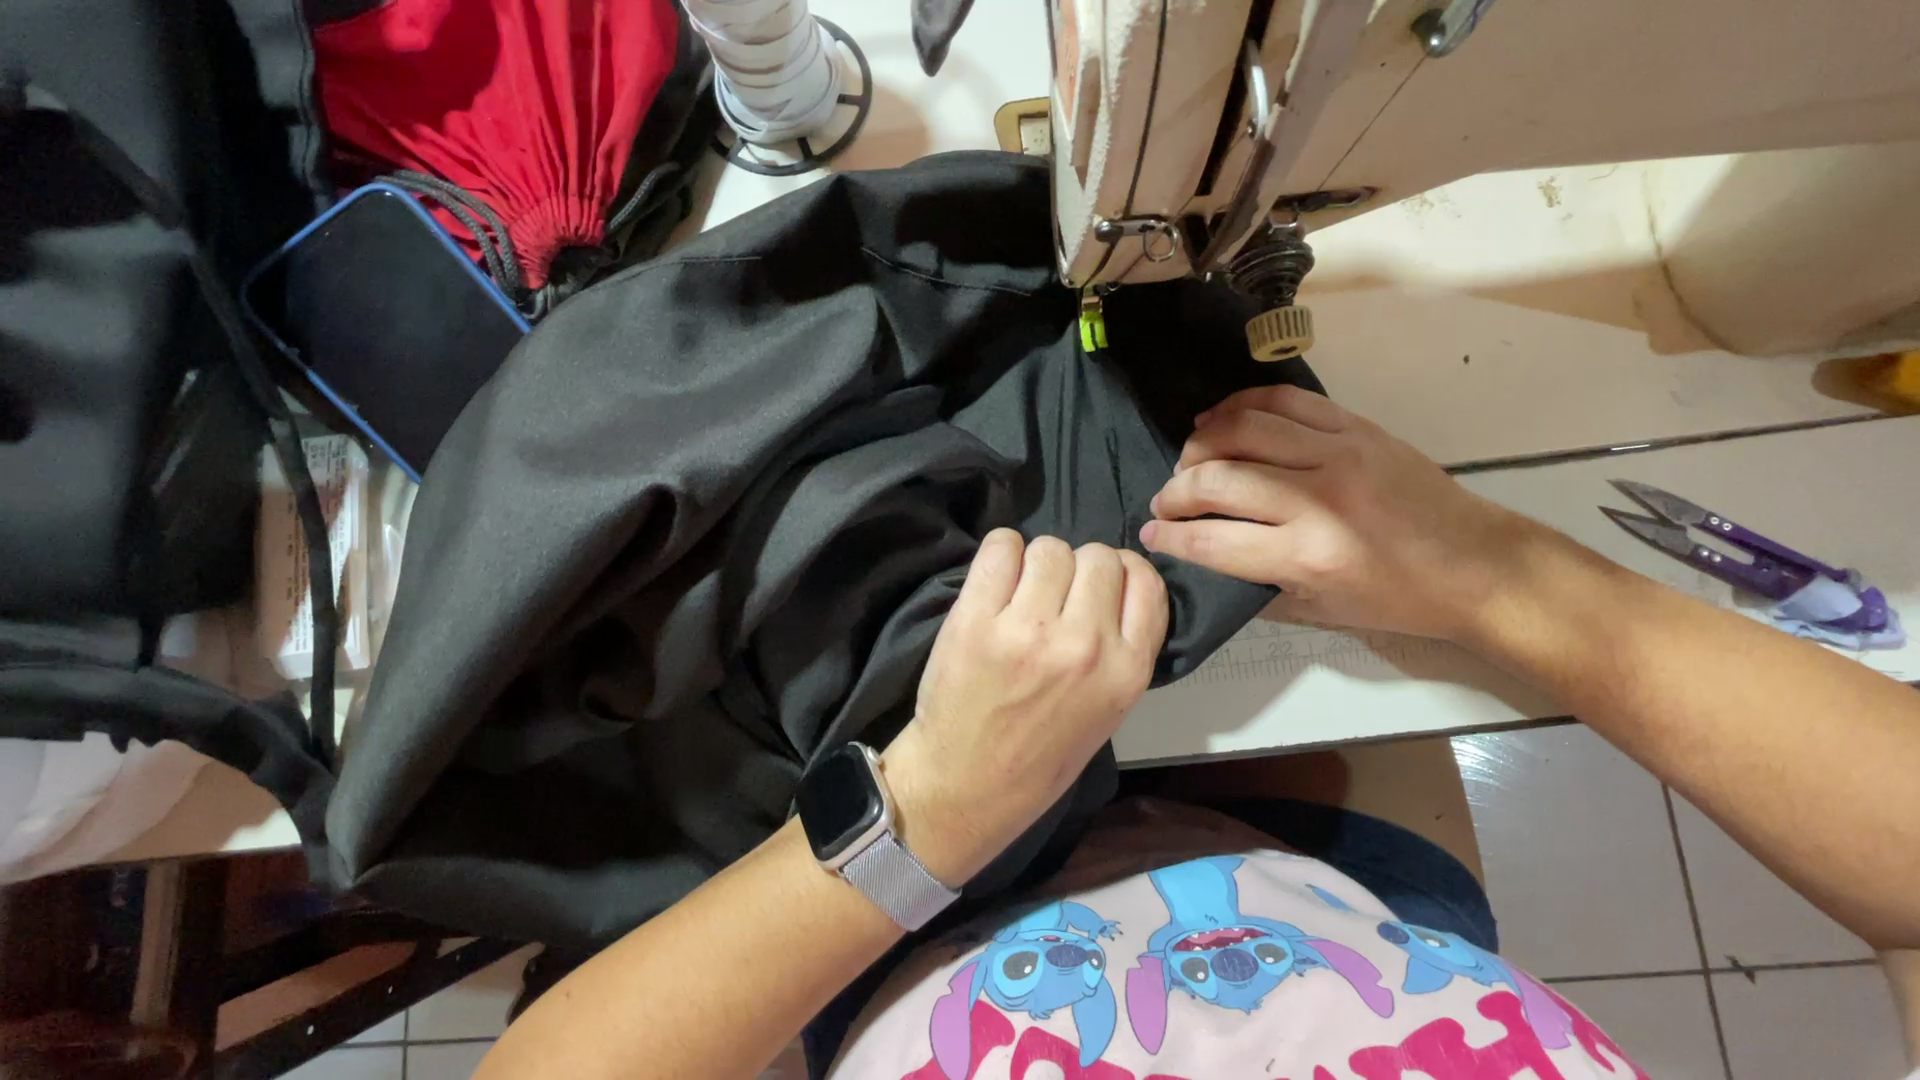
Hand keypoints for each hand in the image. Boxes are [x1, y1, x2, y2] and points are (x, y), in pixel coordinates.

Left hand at [884, 530, 1167, 884]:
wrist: (969, 783)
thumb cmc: (1042, 752)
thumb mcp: (1111, 708)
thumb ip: (1123, 645)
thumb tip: (1117, 581)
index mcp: (1127, 669)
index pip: (1145, 580)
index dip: (1123, 573)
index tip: (1101, 585)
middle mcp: (1085, 644)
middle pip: (1097, 556)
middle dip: (1079, 568)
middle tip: (1056, 595)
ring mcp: (1029, 629)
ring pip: (1050, 548)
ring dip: (1038, 562)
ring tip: (1023, 594)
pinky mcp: (977, 619)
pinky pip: (1002, 546)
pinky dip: (1002, 552)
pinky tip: (997, 579)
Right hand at [1139, 385, 1540, 641]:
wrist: (1477, 564)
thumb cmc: (1397, 599)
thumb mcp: (1320, 610)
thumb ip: (1256, 582)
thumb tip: (1203, 553)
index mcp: (1307, 557)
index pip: (1212, 540)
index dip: (1168, 537)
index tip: (1149, 535)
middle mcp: (1318, 500)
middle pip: (1218, 480)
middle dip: (1175, 492)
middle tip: (1164, 502)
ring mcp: (1339, 453)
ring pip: (1244, 429)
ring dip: (1201, 444)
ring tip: (1188, 460)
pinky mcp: (1357, 427)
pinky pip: (1285, 400)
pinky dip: (1242, 405)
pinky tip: (1221, 419)